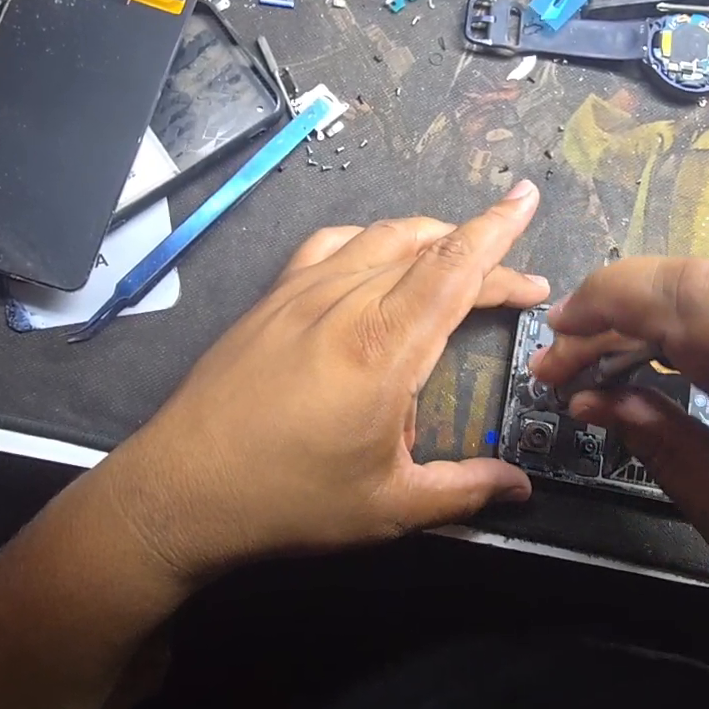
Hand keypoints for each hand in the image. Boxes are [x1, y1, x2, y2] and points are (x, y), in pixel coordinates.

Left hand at [89, 181, 549, 584]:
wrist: (181, 490)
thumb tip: (519, 490)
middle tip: (513, 281)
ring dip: (428, 238)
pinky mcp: (271, 299)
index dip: (497, 230)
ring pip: (379, 238)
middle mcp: (345, 303)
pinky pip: (329, 246)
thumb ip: (464, 490)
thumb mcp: (388, 508)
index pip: (454, 267)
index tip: (526, 200)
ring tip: (455, 258)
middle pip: (426, 249)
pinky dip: (367, 241)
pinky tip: (373, 259)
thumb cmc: (287, 501)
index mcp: (384, 348)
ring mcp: (301, 293)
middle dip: (479, 250)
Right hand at [529, 258, 708, 612]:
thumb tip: (596, 401)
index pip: (685, 293)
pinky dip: (692, 323)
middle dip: (607, 317)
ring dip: (646, 320)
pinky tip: (676, 363)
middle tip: (564, 369)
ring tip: (609, 370)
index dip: (607, 296)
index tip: (558, 334)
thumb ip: (666, 453)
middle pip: (684, 282)